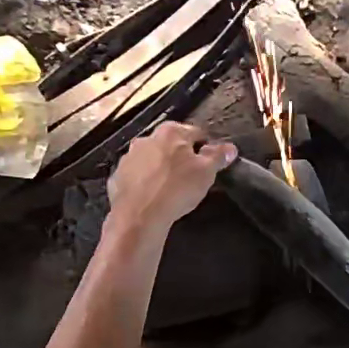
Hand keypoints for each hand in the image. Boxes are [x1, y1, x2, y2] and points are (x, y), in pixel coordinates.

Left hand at [106, 121, 237, 233]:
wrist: (140, 215)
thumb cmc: (177, 188)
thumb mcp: (206, 172)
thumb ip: (218, 157)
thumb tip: (230, 148)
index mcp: (171, 132)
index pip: (197, 133)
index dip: (207, 148)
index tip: (211, 163)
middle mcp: (147, 138)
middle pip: (172, 145)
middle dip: (182, 157)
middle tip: (192, 177)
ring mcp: (129, 157)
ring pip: (152, 159)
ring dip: (162, 168)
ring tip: (171, 188)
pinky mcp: (117, 176)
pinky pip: (137, 175)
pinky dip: (146, 182)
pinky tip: (153, 196)